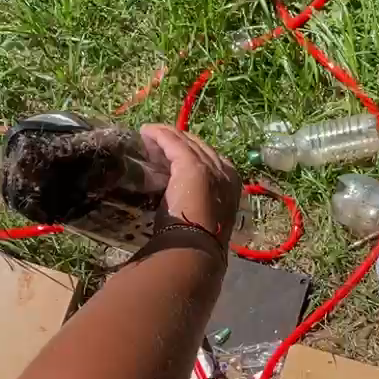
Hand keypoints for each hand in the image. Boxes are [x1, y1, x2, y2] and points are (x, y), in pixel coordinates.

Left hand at [141, 125, 241, 243]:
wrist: (197, 246)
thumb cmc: (200, 238)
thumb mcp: (207, 214)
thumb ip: (202, 198)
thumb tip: (185, 196)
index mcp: (232, 183)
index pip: (211, 159)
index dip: (191, 153)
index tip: (173, 155)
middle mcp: (225, 171)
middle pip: (199, 146)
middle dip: (179, 142)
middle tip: (158, 141)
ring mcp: (209, 166)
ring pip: (185, 141)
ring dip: (166, 136)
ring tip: (149, 135)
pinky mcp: (190, 164)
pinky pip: (172, 141)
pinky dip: (158, 134)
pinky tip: (145, 132)